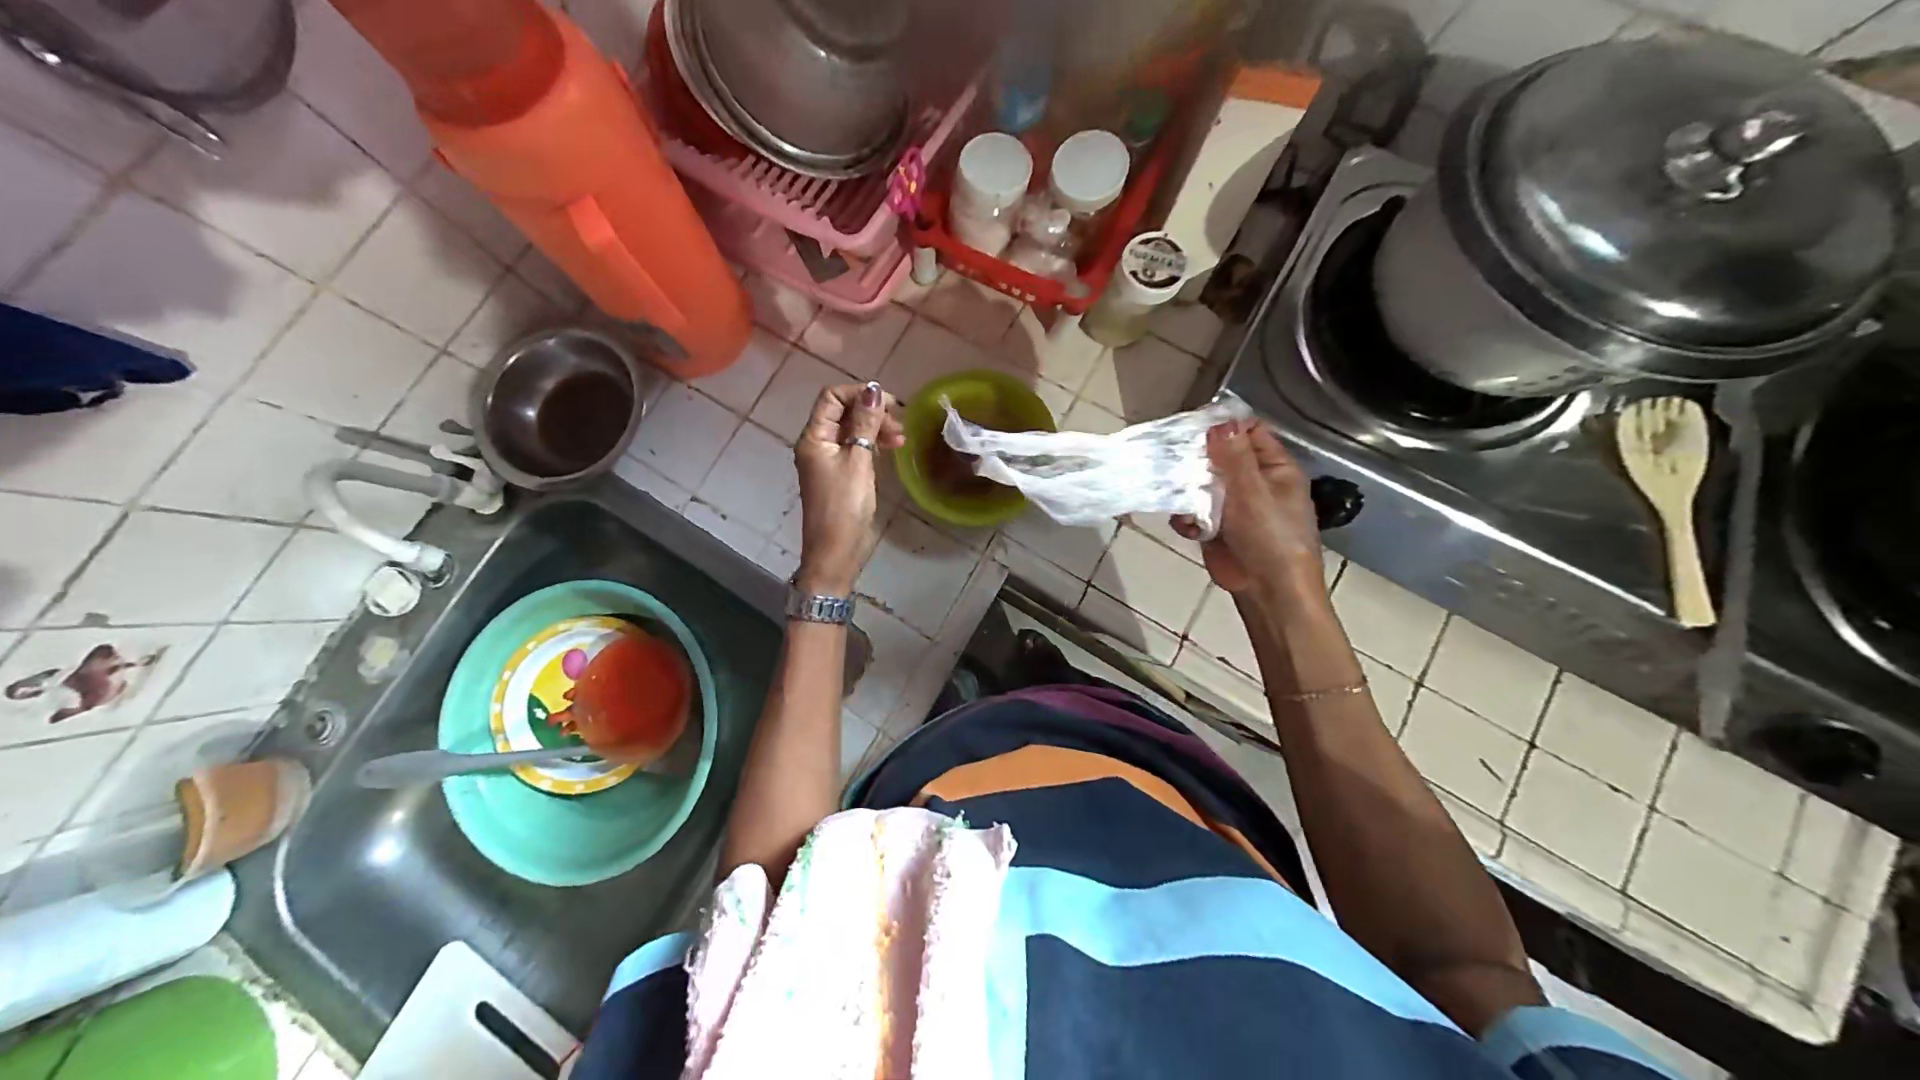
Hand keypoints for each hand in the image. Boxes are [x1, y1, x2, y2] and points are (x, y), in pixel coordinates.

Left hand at [793, 382, 904, 595]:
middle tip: (900, 425)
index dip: (860, 394)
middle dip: (872, 412)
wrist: (836, 550)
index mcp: (814, 437)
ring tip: (901, 439)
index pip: (832, 397)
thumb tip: (874, 390)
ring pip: (852, 430)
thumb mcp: (858, 461)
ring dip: (876, 428)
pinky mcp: (841, 473)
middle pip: (843, 412)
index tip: (890, 405)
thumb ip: (866, 424)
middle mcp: (818, 443)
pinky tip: (891, 448)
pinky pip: (856, 447)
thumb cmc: (845, 506)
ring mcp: (829, 459)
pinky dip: (873, 443)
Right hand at [1173, 418, 1322, 596]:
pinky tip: (1190, 528)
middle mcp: (1253, 483)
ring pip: (1201, 485)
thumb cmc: (1270, 535)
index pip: (1249, 432)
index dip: (1224, 426)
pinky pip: (1193, 513)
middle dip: (1197, 459)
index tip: (1194, 426)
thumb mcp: (1253, 489)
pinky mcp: (1215, 528)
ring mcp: (1233, 506)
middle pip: (1219, 457)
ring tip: (1181, 498)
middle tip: (1174, 457)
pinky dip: (1188, 518)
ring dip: (1188, 491)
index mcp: (1274, 468)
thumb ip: (1234, 455)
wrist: (1267, 588)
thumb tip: (1220, 421)